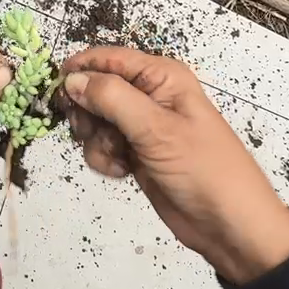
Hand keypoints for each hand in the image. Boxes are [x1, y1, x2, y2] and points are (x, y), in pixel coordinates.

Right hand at [61, 46, 288, 283]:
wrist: (232, 230)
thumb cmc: (202, 169)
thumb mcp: (157, 129)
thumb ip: (111, 98)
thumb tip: (71, 79)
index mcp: (160, 75)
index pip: (108, 58)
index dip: (80, 69)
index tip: (56, 90)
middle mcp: (148, 93)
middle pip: (96, 87)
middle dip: (87, 110)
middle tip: (88, 131)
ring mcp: (141, 124)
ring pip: (95, 118)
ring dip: (95, 138)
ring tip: (114, 156)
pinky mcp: (135, 152)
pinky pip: (102, 145)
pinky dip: (103, 157)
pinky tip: (121, 171)